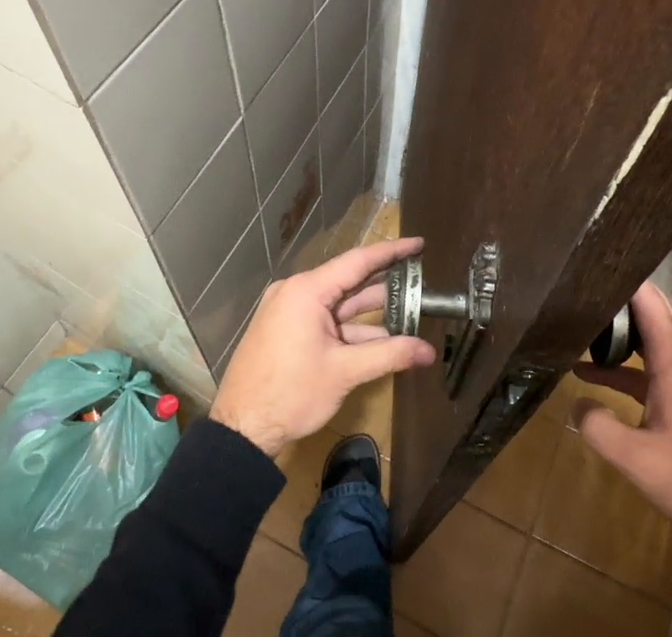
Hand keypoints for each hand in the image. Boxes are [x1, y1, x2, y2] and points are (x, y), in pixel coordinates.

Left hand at [210, 237, 437, 455]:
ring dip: (371, 313)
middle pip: (349, 282)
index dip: (391, 251)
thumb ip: (390, 355)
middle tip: (422, 283)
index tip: (418, 243)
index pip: (357, 261)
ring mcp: (289, 312)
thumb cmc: (291, 394)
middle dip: (386, 286)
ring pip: (339, 305)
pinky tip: (381, 340)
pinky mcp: (286, 331)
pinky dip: (351, 329)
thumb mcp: (344, 372)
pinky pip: (325, 321)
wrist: (242, 428)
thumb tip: (429, 352)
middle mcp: (296, 293)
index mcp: (306, 291)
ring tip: (411, 314)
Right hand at [570, 282, 671, 533]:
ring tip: (576, 327)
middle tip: (581, 287)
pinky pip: (648, 371)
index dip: (628, 282)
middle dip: (619, 301)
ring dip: (617, 335)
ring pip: (648, 345)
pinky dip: (622, 367)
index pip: (652, 306)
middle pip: (651, 318)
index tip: (597, 265)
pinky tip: (591, 377)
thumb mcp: (637, 459)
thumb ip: (599, 427)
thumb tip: (575, 403)